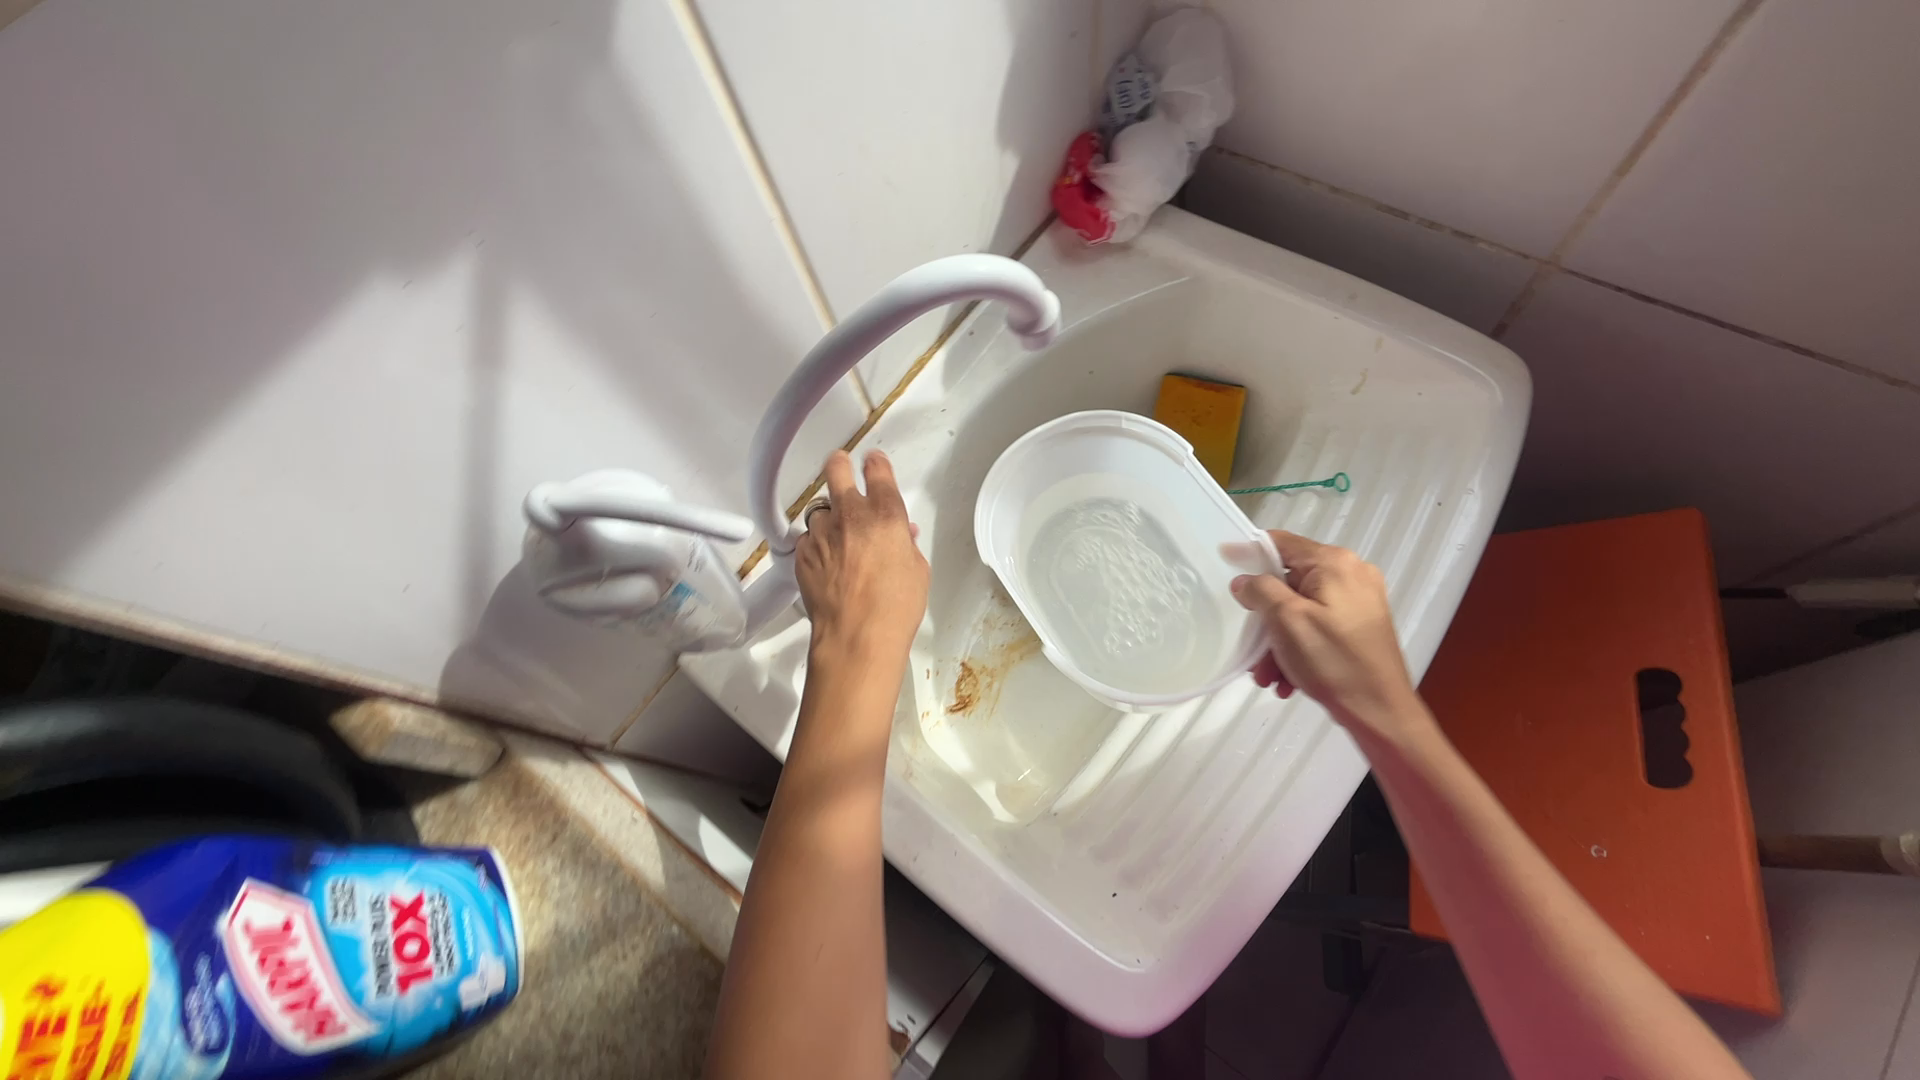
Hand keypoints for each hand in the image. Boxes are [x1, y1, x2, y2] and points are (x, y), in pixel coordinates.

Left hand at [795, 450, 928, 663]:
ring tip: (836, 534)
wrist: (857, 637)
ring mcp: (821, 533)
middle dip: (839, 464)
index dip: (876, 463)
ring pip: (819, 509)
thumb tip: (901, 536)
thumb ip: (906, 544)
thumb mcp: (917, 571)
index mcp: (886, 515)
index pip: (878, 471)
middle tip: (841, 466)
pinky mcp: (802, 554)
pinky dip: (816, 544)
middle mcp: (851, 515)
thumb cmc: (894, 608)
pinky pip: (807, 539)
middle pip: (836, 470)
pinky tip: (826, 560)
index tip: (873, 461)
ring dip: (829, 516)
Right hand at [1230, 531, 1423, 735]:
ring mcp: (1360, 600)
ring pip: (1301, 609)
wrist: (1381, 712)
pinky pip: (1318, 625)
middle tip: (1252, 646)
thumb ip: (1260, 590)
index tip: (1222, 562)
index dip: (1248, 552)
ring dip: (1279, 640)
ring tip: (1269, 674)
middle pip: (1289, 582)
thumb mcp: (1286, 620)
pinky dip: (1298, 647)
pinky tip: (1289, 678)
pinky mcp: (1362, 624)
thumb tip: (1245, 582)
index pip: (1280, 543)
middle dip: (1266, 616)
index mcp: (1334, 563)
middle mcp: (1351, 573)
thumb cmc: (1333, 661)